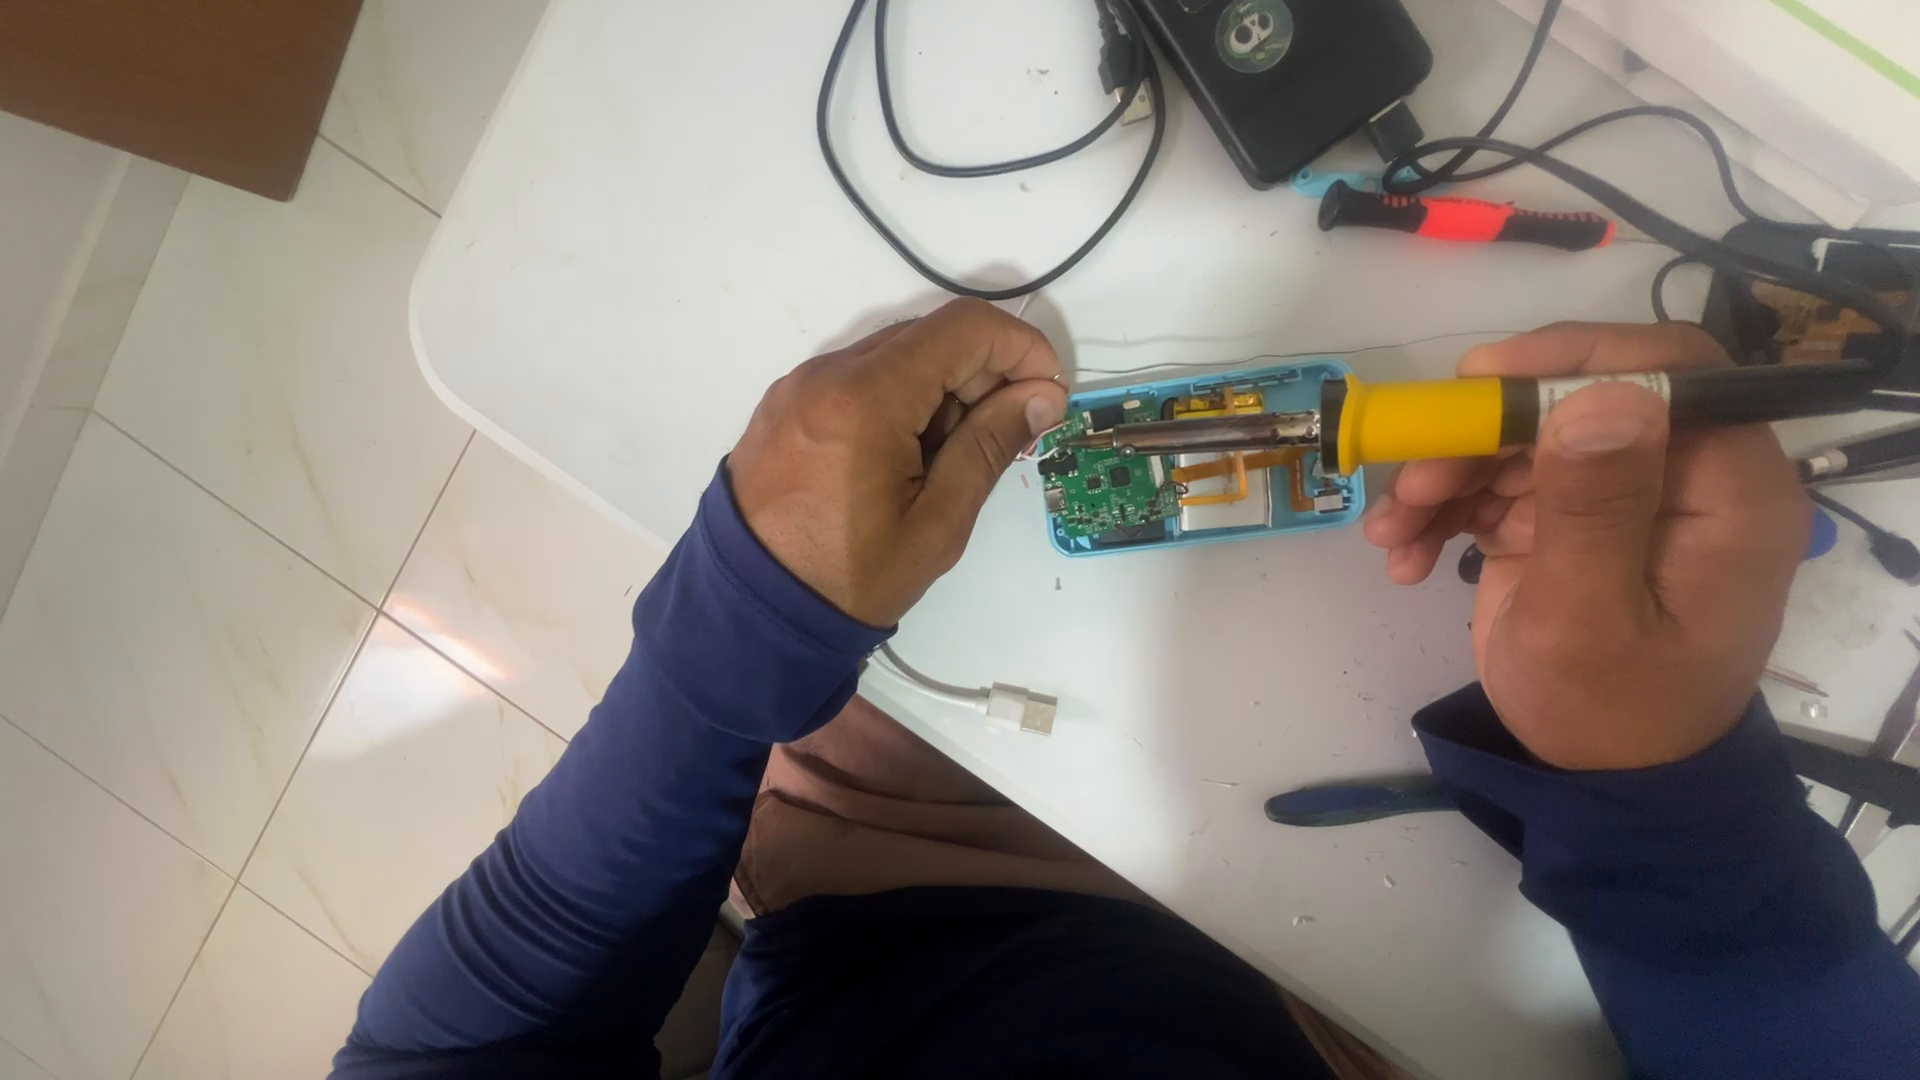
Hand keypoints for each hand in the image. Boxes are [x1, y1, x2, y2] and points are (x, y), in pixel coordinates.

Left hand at [729, 298, 1067, 626]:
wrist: (753, 608)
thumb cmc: (851, 577)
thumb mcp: (937, 523)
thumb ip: (990, 446)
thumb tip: (1042, 395)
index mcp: (866, 397)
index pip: (965, 329)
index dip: (1022, 347)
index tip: (1047, 394)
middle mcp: (828, 372)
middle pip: (931, 336)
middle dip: (985, 374)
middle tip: (1005, 437)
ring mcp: (801, 384)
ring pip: (896, 355)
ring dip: (943, 389)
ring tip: (951, 457)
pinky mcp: (788, 404)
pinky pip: (860, 377)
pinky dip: (901, 398)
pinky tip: (908, 454)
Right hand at [1363, 323, 1810, 769]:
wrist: (1592, 768)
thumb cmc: (1608, 704)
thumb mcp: (1591, 614)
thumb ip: (1595, 509)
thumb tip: (1599, 399)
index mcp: (1717, 491)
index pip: (1669, 375)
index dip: (1574, 358)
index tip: (1478, 380)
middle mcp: (1662, 480)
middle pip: (1560, 408)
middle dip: (1472, 441)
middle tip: (1410, 488)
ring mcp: (1600, 502)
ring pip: (1506, 448)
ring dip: (1437, 484)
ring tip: (1390, 536)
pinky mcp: (1549, 525)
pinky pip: (1482, 491)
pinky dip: (1433, 518)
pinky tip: (1404, 559)